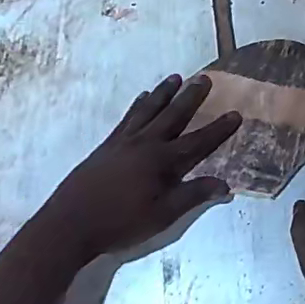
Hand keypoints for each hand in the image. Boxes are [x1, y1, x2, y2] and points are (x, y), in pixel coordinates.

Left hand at [49, 74, 240, 256]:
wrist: (68, 225)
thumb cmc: (119, 223)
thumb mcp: (162, 215)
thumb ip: (193, 196)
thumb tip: (225, 185)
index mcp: (162, 160)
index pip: (198, 141)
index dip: (219, 129)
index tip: (236, 114)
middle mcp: (145, 143)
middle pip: (173, 115)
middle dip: (191, 97)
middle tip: (204, 79)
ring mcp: (123, 141)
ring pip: (149, 110)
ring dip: (164, 93)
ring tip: (175, 78)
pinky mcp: (107, 146)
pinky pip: (127, 118)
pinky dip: (138, 105)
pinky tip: (142, 98)